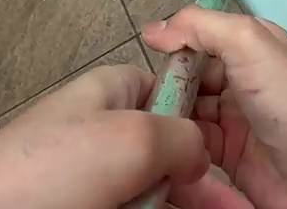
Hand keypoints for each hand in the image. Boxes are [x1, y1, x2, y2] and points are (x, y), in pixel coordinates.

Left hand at [0, 64, 209, 208]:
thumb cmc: (52, 171)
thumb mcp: (130, 137)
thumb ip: (180, 135)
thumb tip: (201, 152)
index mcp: (113, 91)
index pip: (174, 89)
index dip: (205, 119)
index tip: (234, 155)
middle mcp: (104, 130)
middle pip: (168, 151)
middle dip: (203, 182)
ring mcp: (91, 178)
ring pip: (152, 190)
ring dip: (183, 203)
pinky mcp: (83, 207)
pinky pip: (130, 207)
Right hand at [143, 7, 286, 208]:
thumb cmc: (286, 100)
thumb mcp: (247, 42)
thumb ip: (201, 27)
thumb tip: (153, 29)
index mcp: (249, 43)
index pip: (200, 35)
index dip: (174, 44)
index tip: (147, 59)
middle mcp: (241, 75)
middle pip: (190, 73)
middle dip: (165, 83)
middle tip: (141, 100)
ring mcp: (235, 118)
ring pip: (187, 110)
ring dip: (167, 115)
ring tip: (145, 125)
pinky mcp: (229, 157)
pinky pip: (192, 144)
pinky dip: (177, 144)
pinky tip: (160, 146)